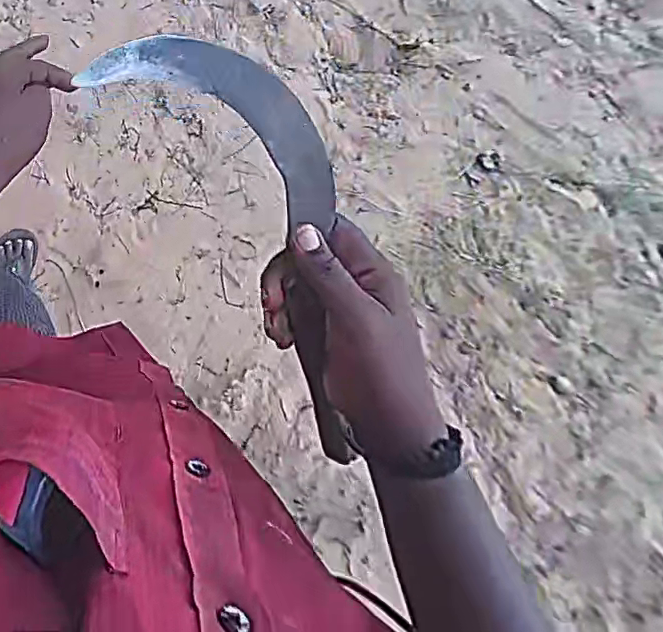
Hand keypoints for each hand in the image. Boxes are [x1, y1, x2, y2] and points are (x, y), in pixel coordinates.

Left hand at [0, 35, 73, 195]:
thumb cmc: (11, 139)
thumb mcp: (38, 111)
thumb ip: (40, 90)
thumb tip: (33, 86)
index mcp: (1, 72)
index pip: (34, 65)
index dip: (57, 73)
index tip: (74, 85)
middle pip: (11, 59)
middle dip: (30, 51)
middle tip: (44, 42)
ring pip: (1, 73)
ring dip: (20, 70)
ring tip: (34, 68)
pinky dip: (11, 85)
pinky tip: (18, 91)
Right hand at [260, 217, 446, 462]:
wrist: (388, 431)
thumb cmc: (385, 375)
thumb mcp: (356, 319)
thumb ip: (328, 274)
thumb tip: (304, 231)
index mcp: (372, 274)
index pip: (334, 230)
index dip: (305, 235)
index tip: (286, 258)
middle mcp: (354, 284)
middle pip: (304, 256)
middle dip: (282, 277)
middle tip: (273, 303)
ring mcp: (338, 305)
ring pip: (293, 282)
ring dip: (278, 302)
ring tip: (279, 329)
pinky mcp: (323, 326)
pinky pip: (292, 308)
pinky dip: (281, 320)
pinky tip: (283, 338)